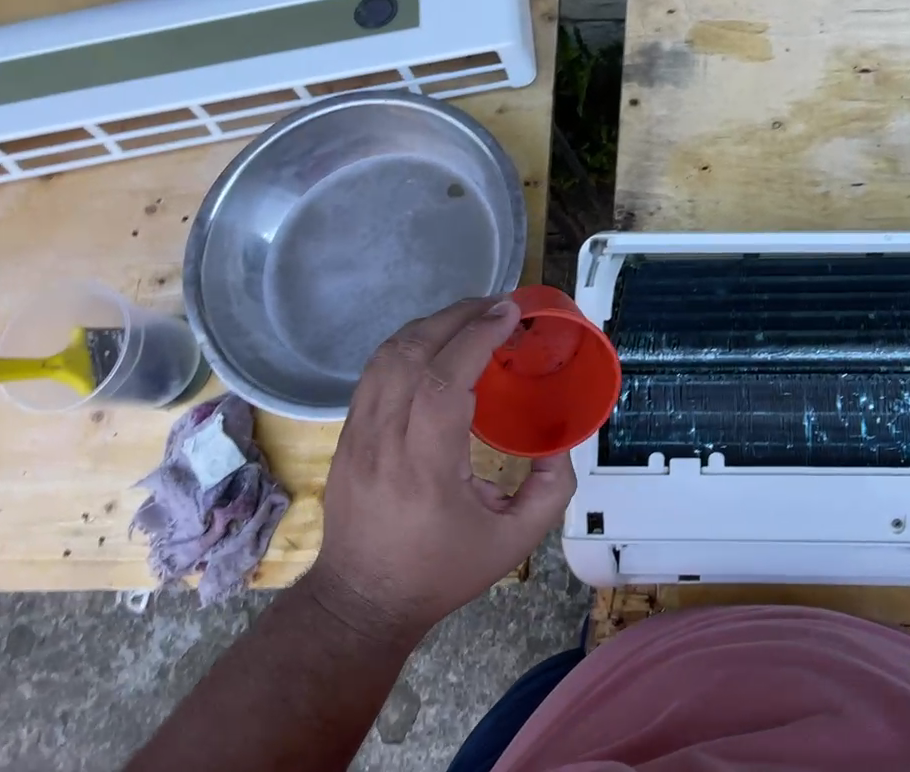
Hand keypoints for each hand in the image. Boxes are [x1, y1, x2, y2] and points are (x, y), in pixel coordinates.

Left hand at [305, 296, 576, 634]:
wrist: (362, 601)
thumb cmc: (441, 572)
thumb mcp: (515, 542)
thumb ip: (552, 490)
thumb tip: (563, 441)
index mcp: (425, 468)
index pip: (443, 381)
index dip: (477, 338)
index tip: (509, 314)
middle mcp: (383, 442)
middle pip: (410, 354)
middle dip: (456, 317)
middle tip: (497, 306)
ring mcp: (357, 435)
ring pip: (386, 356)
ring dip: (431, 325)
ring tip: (471, 317)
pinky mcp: (347, 435)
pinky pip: (374, 372)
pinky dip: (409, 344)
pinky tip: (437, 344)